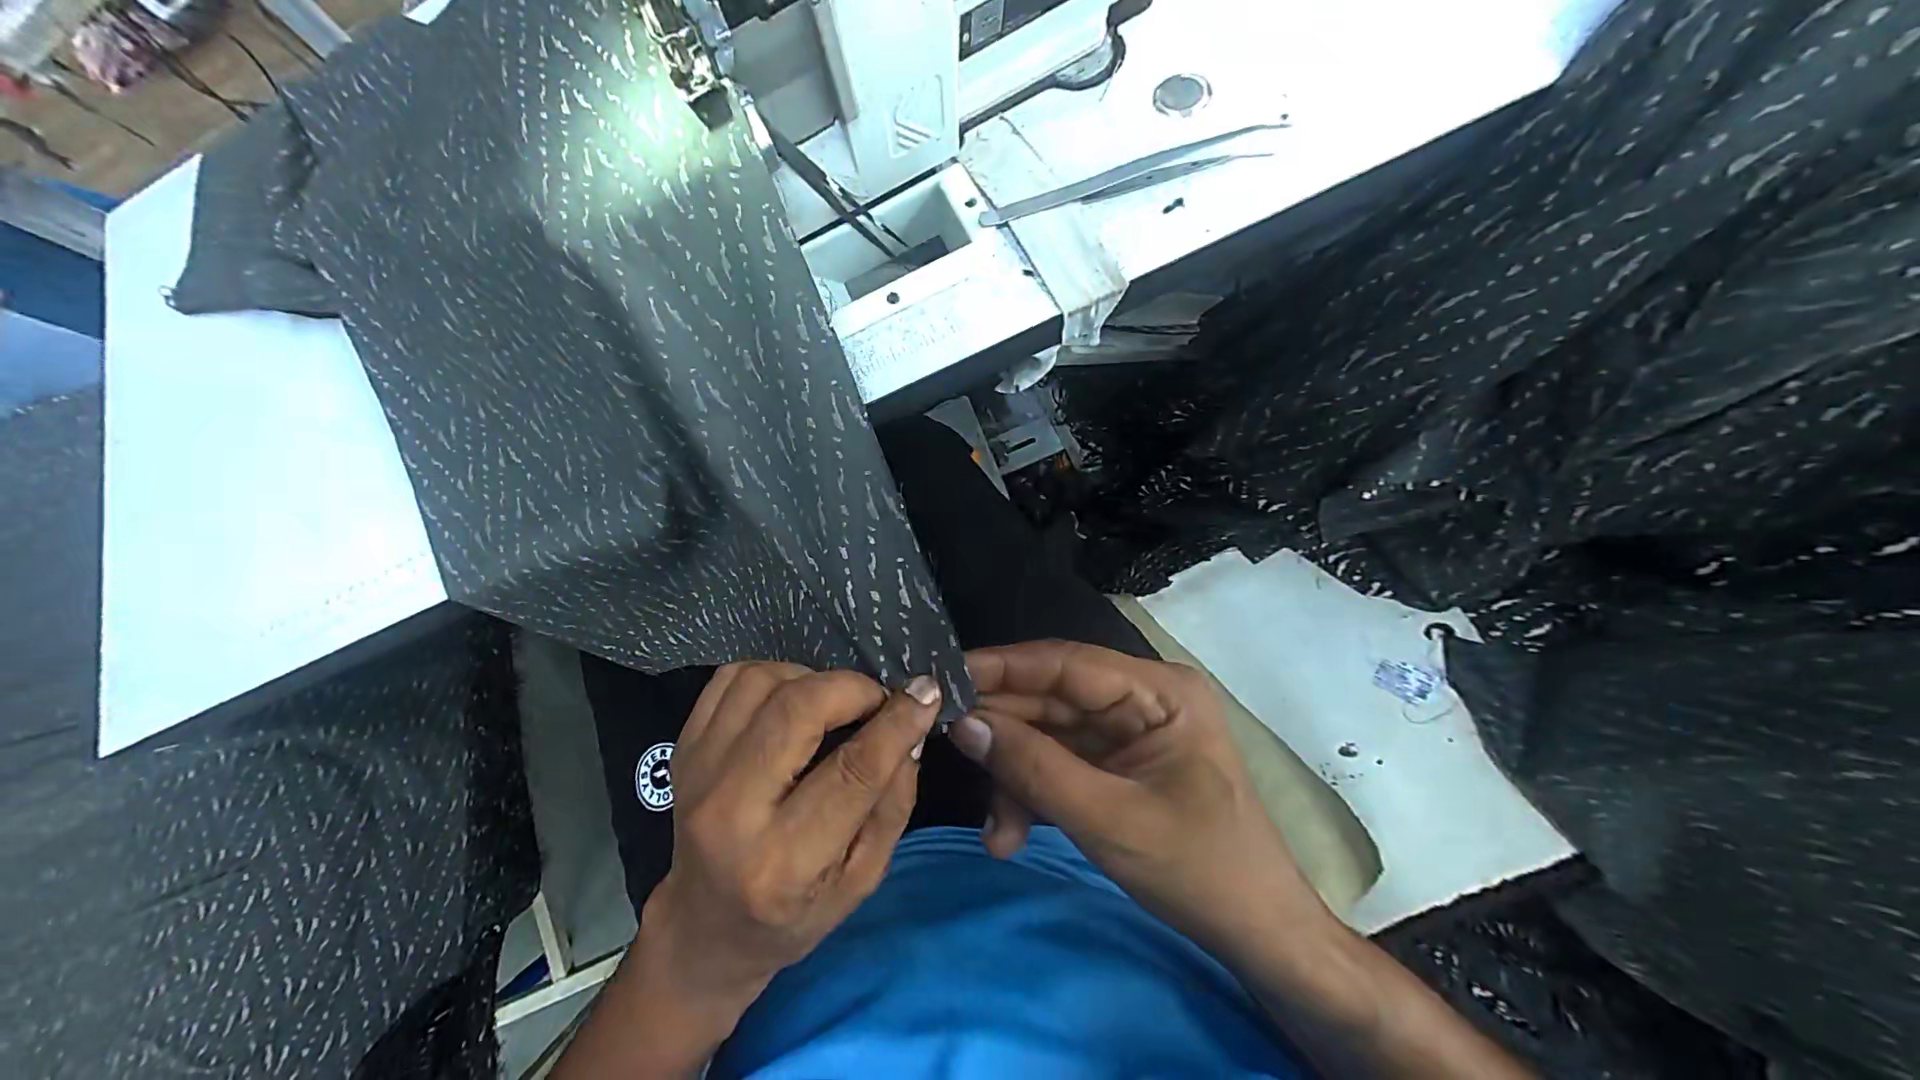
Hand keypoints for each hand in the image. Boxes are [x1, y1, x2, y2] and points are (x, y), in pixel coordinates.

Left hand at [637, 662, 941, 1010]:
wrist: (705, 926)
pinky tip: (793, 699)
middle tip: (877, 701)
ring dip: (814, 679)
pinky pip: (731, 679)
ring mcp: (698, 773)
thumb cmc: (794, 913)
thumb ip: (894, 803)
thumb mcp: (862, 878)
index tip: (927, 694)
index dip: (897, 722)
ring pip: (764, 682)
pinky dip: (774, 674)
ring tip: (834, 704)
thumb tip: (913, 729)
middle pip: (797, 710)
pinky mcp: (684, 748)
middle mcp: (730, 812)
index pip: (852, 770)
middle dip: (854, 688)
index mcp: (784, 862)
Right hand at [950, 641, 1331, 955]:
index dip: (1002, 667)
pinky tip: (1011, 835)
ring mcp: (1128, 733)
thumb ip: (1033, 768)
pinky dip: (1032, 796)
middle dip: (1004, 738)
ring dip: (1014, 779)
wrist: (1259, 935)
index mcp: (1158, 690)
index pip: (1066, 662)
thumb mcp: (1108, 819)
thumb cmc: (1199, 870)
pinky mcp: (1117, 765)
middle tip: (950, 754)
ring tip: (997, 833)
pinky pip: (1059, 765)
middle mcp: (1141, 699)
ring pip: (1047, 736)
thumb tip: (963, 724)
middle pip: (1051, 700)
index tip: (945, 677)